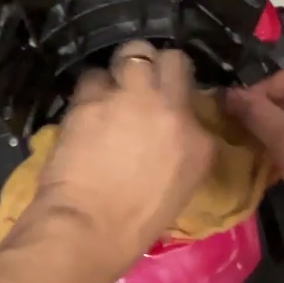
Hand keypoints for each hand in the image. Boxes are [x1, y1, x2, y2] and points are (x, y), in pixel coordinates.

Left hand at [7, 40, 214, 282]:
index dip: (176, 85)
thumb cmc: (135, 224)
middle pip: (164, 55)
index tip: (165, 96)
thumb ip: (185, 146)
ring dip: (119, 73)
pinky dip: (91, 91)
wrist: (88, 227)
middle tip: (139, 81)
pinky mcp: (89, 101)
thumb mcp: (181, 186)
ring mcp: (126, 99)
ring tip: (108, 94)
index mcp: (197, 139)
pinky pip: (92, 78)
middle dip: (152, 62)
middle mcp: (167, 108)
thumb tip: (176, 128)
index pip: (196, 93)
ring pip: (127, 56)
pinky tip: (86, 110)